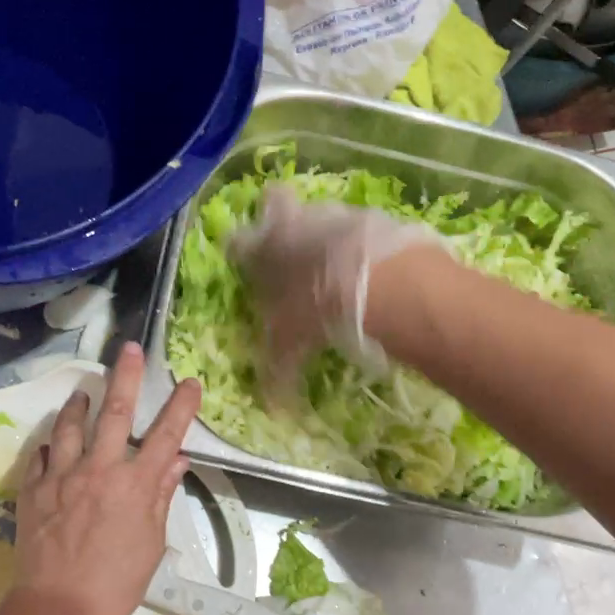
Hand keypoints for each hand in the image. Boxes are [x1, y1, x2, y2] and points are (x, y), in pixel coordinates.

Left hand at [13, 343, 200, 614]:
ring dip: (79, 404)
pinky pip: (40, 456)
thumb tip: (175, 463)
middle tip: (129, 349)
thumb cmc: (115, 584)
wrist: (57, 607)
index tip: (191, 382)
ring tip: (83, 390)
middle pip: (115, 413)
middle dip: (126, 377)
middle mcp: (99, 470)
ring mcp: (61, 476)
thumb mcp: (151, 545)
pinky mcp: (33, 490)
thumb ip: (160, 498)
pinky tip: (52, 441)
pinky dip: (49, 444)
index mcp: (135, 485)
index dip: (181, 407)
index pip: (165, 436)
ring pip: (70, 426)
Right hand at [229, 183, 442, 386]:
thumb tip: (275, 411)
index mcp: (262, 249)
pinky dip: (361, 244)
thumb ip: (278, 372)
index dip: (240, 252)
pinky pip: (359, 226)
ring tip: (336, 269)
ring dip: (324, 234)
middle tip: (289, 251)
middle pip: (275, 203)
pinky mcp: (372, 215)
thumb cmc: (317, 311)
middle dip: (280, 220)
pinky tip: (369, 270)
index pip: (235, 240)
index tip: (247, 266)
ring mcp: (334, 213)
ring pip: (320, 212)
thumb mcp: (291, 347)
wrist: (379, 281)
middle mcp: (292, 220)